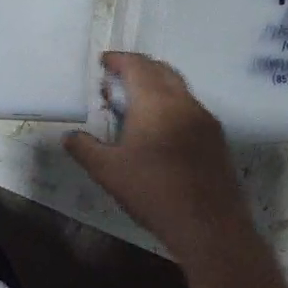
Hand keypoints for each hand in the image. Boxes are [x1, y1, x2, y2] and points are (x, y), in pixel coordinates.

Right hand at [64, 53, 248, 255]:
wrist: (209, 227)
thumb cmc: (153, 192)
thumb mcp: (107, 171)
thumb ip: (84, 148)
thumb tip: (70, 136)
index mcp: (155, 102)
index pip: (137, 66)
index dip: (118, 60)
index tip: (102, 63)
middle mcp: (184, 103)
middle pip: (161, 70)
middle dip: (138, 69)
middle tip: (116, 82)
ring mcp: (205, 120)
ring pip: (179, 89)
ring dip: (156, 87)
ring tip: (135, 107)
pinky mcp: (217, 139)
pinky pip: (190, 108)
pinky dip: (171, 105)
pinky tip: (159, 131)